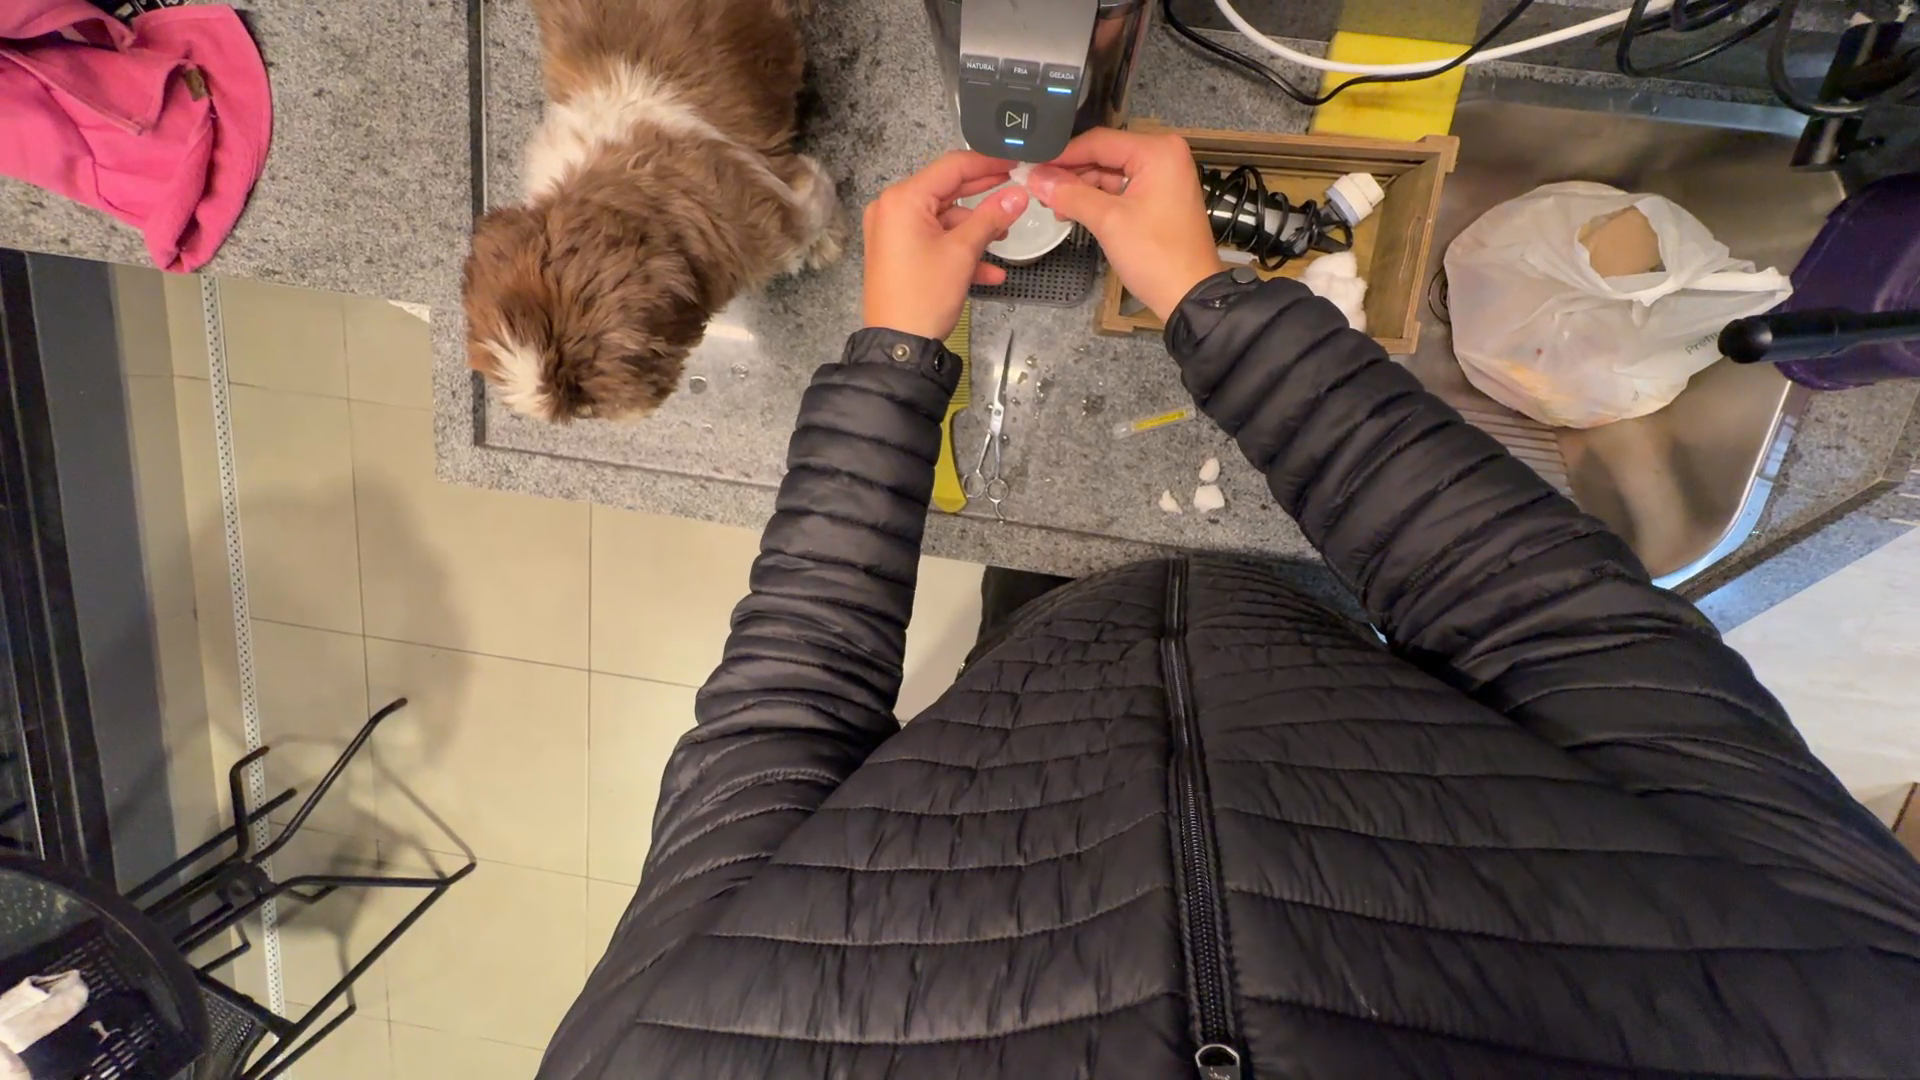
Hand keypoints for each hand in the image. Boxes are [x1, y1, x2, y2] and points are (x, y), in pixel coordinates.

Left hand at [862, 151, 1029, 340]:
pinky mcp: (897, 256)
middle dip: (983, 201)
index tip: (1014, 165)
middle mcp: (892, 210)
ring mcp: (892, 234)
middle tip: (1014, 196)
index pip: (952, 167)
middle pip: (946, 193)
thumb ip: (991, 218)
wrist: (897, 345)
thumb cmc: (924, 296)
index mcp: (903, 199)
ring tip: (1005, 240)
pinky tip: (989, 272)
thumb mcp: (962, 253)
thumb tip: (1018, 194)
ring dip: (974, 233)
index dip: (987, 165)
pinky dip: (957, 253)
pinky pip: (932, 243)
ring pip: (943, 222)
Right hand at [1025, 129, 1225, 321]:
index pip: (1099, 142)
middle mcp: (1163, 157)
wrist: (1188, 295)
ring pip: (1111, 176)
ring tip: (1052, 206)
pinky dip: (1098, 201)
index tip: (1033, 166)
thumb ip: (1071, 195)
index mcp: (1157, 151)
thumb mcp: (1108, 222)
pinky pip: (1121, 192)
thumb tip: (1036, 179)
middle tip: (1037, 189)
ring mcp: (1162, 179)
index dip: (1063, 154)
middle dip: (1071, 174)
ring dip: (1082, 190)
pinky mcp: (1158, 201)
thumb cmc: (1155, 256)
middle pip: (1105, 157)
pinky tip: (1074, 212)